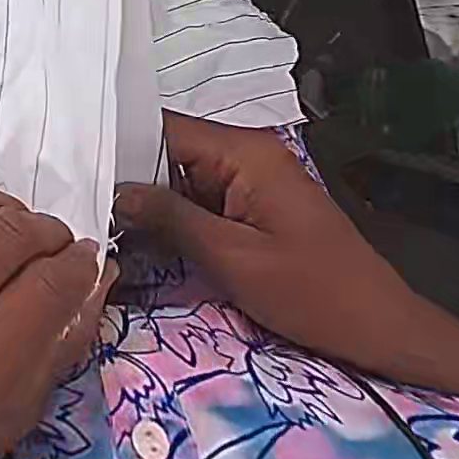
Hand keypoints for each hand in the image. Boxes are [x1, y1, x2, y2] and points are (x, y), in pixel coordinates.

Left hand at [0, 180, 114, 458]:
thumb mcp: (12, 419)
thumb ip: (65, 342)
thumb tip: (102, 271)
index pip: (44, 290)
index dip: (78, 265)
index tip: (86, 260)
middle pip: (10, 238)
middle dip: (50, 233)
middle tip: (57, 244)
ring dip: (10, 209)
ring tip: (19, 230)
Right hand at [116, 113, 458, 458]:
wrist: (380, 328)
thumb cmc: (312, 292)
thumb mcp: (233, 257)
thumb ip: (172, 218)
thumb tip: (117, 191)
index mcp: (245, 152)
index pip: (166, 130)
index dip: (121, 146)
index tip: (78, 169)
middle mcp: (247, 154)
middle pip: (172, 152)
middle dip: (132, 178)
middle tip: (82, 203)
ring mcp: (252, 179)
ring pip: (184, 178)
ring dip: (152, 201)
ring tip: (101, 219)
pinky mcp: (254, 204)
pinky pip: (203, 199)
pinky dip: (176, 216)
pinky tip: (142, 235)